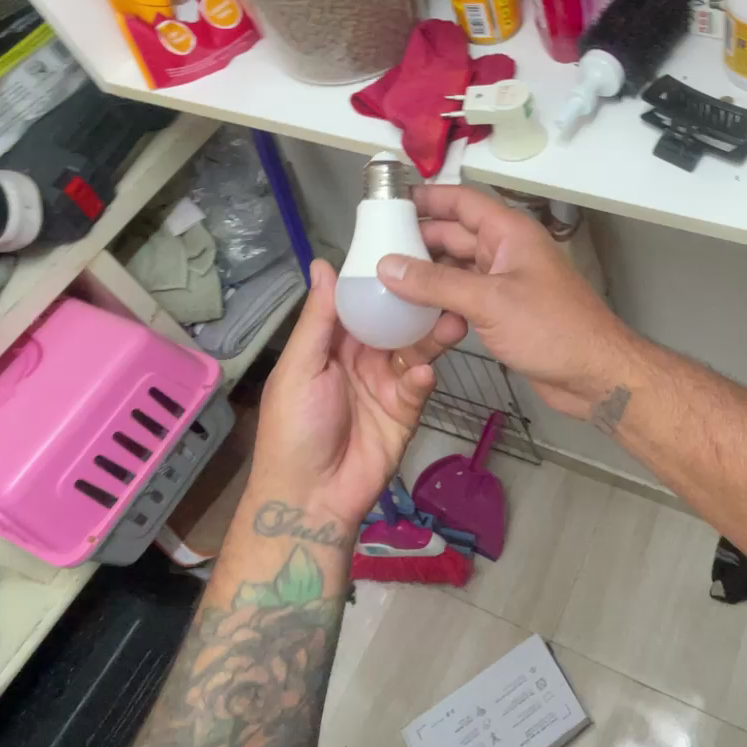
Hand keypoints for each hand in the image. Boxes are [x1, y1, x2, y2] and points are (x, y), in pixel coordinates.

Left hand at [250, 259, 466, 524]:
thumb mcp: (299, 368)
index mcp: (333, 345)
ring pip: (415, 350)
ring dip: (432, 336)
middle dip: (418, 305)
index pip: (362, 304)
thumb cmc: (293, 429)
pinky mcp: (406, 411)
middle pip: (396, 324)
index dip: (381, 280)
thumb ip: (318, 319)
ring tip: (453, 322)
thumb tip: (322, 264)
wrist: (310, 497)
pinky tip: (424, 373)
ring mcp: (387, 385)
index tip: (407, 249)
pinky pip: (418, 387)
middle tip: (446, 284)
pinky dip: (422, 378)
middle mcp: (363, 359)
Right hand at [375, 186, 636, 419]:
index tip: (388, 202)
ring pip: (458, 268)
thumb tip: (387, 266)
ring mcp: (506, 283)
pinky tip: (415, 313)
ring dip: (427, 274)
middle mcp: (507, 251)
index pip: (462, 202)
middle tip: (374, 249)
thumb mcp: (489, 301)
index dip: (426, 198)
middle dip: (418, 240)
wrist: (594, 374)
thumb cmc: (551, 328)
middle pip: (455, 235)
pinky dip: (442, 302)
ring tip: (385, 281)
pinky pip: (466, 298)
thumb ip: (436, 283)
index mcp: (510, 233)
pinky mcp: (505, 312)